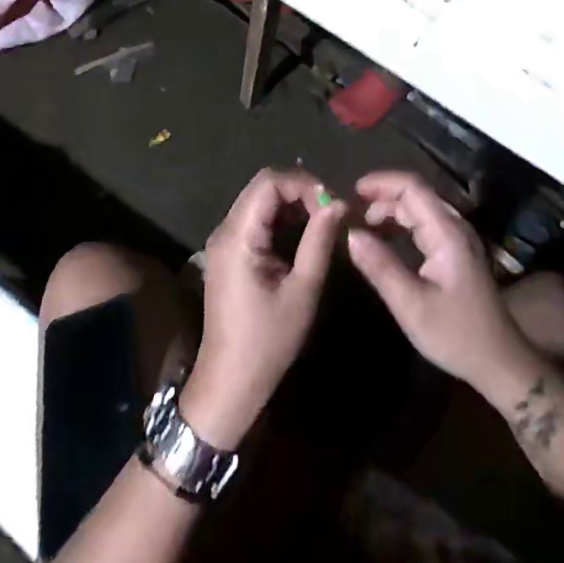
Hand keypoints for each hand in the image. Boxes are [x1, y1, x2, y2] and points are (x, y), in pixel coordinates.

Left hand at [182, 169, 343, 448]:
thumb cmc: (268, 340)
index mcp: (238, 237)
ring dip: (293, 204)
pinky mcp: (230, 254)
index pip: (268, 182)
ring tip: (326, 221)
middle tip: (333, 212)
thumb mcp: (303, 290)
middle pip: (262, 187)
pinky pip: (256, 220)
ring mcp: (224, 242)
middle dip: (301, 191)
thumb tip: (339, 204)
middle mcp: (225, 230)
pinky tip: (306, 234)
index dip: (304, 184)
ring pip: (260, 201)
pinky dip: (282, 219)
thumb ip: (319, 241)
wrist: (230, 380)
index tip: (333, 205)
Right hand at [346, 172, 539, 398]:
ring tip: (360, 225)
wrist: (498, 360)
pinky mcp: (457, 253)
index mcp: (447, 234)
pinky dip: (401, 225)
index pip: (414, 188)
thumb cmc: (455, 334)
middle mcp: (455, 229)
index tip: (351, 192)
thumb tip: (350, 234)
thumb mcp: (411, 305)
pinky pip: (426, 226)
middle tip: (350, 213)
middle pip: (417, 195)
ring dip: (390, 210)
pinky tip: (383, 239)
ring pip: (421, 210)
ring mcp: (458, 240)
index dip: (382, 183)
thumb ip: (380, 266)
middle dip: (382, 196)